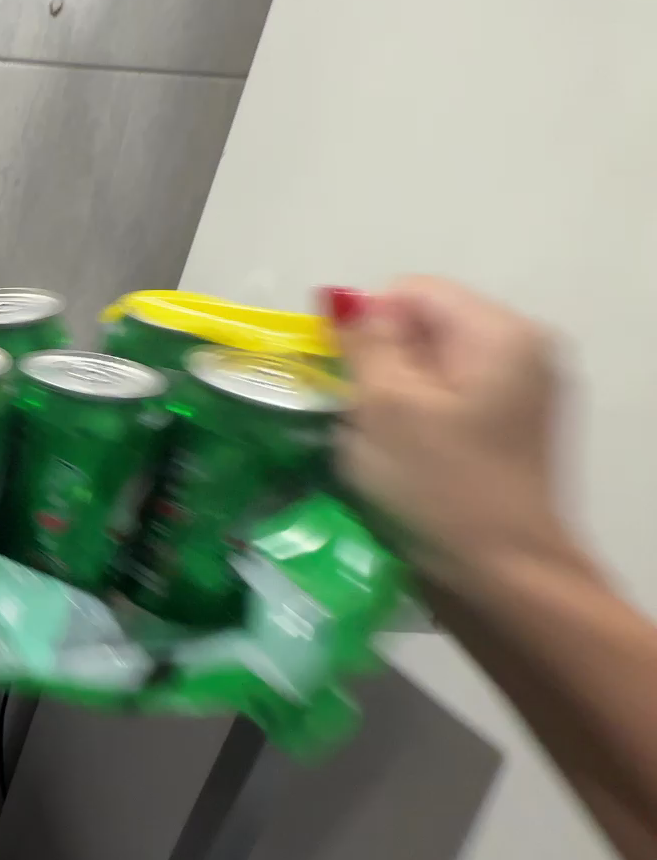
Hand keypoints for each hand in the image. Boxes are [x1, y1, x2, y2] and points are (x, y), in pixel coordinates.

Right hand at [331, 276, 579, 593]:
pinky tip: (394, 450)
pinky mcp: (499, 425)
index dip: (364, 326)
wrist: (494, 567)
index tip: (343, 377)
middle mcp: (519, 352)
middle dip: (373, 361)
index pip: (409, 292)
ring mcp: (514, 391)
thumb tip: (339, 297)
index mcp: (501, 335)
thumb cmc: (434, 481)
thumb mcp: (384, 405)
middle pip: (418, 327)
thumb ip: (364, 343)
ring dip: (382, 392)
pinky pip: (436, 396)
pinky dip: (403, 414)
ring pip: (421, 365)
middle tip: (356, 411)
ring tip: (371, 435)